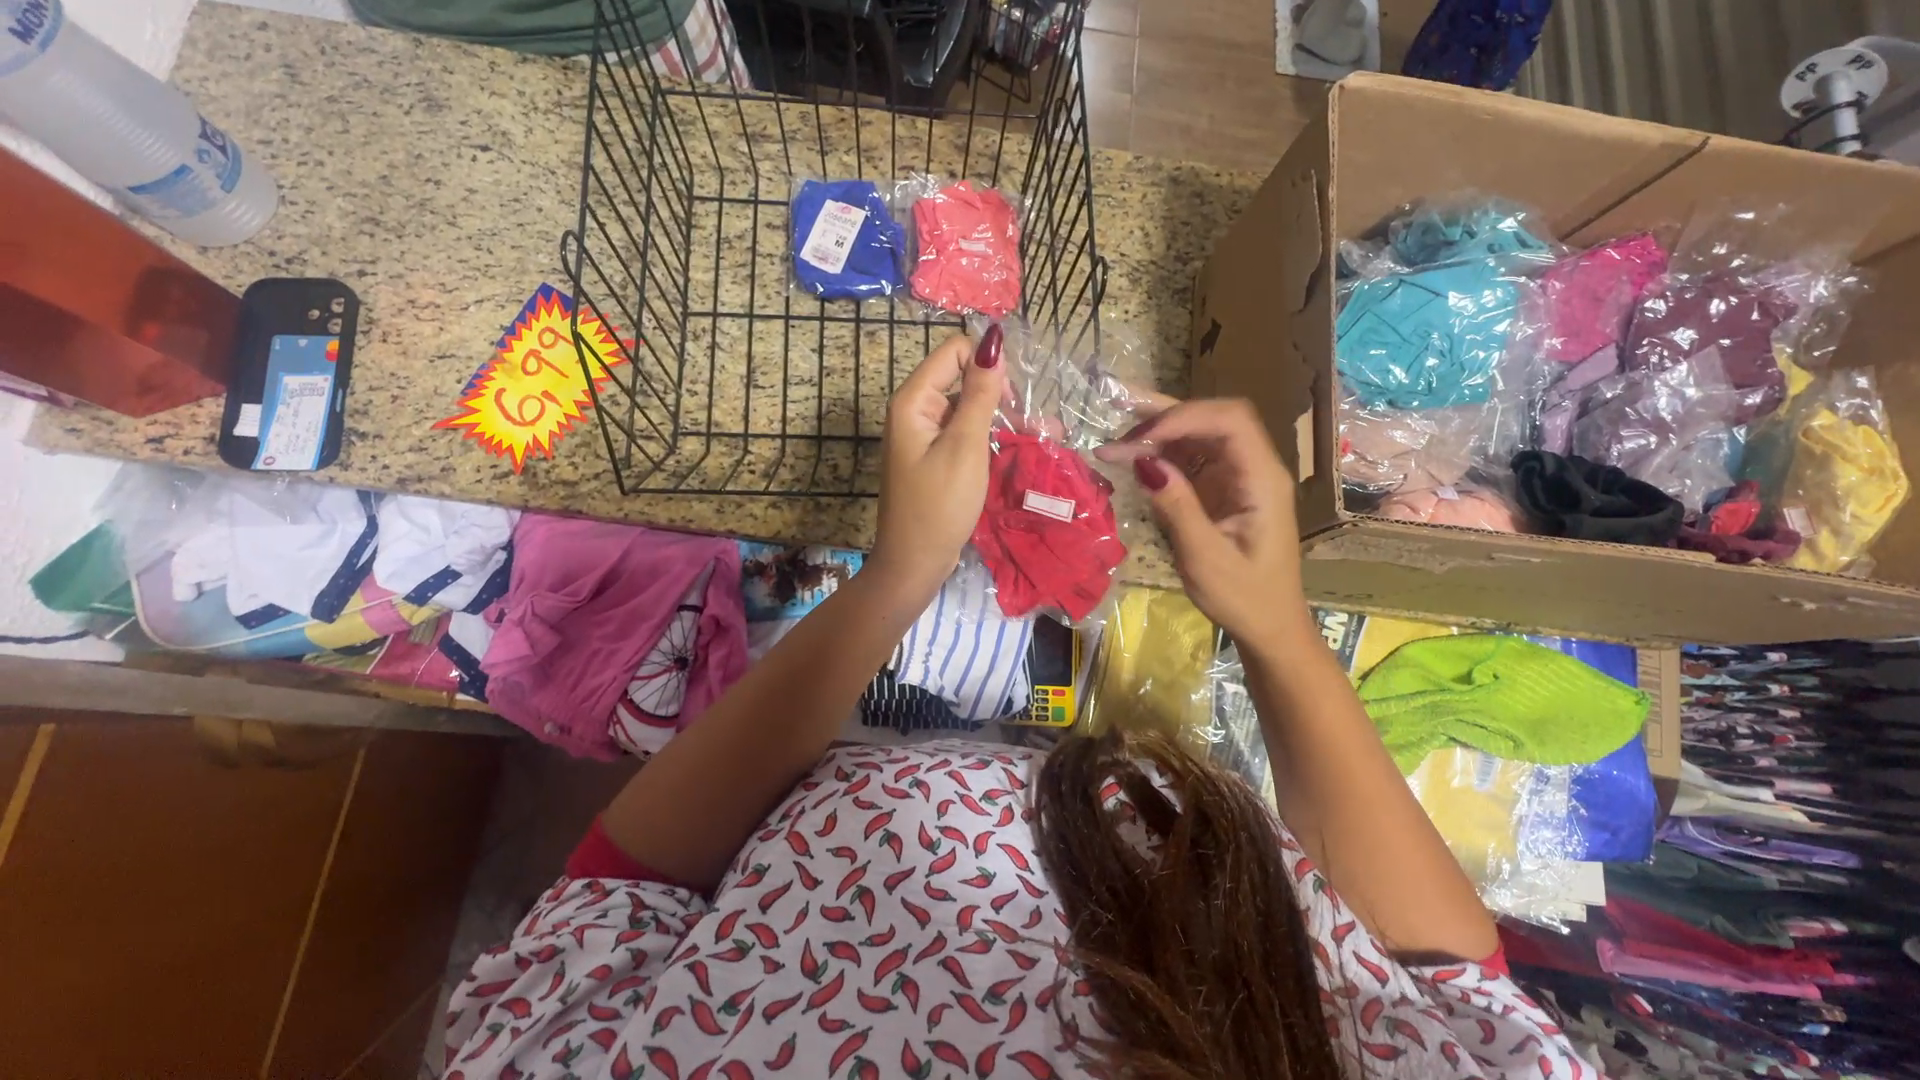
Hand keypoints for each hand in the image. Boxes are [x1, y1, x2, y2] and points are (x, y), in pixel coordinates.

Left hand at [871, 329, 1007, 594]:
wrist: (914, 562)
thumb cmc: (939, 506)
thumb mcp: (965, 447)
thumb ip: (980, 394)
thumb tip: (993, 341)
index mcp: (914, 401)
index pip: (954, 352)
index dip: (987, 364)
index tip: (1013, 399)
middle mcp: (914, 410)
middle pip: (961, 377)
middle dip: (998, 393)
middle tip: (1031, 425)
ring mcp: (923, 434)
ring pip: (966, 406)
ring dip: (998, 416)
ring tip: (1037, 437)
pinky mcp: (933, 456)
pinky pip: (963, 431)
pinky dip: (987, 436)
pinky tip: (1014, 450)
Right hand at [1095, 397, 1308, 648]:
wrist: (1269, 626)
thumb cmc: (1244, 598)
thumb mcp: (1205, 558)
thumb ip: (1177, 507)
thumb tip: (1143, 462)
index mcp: (1262, 479)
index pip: (1230, 422)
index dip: (1184, 416)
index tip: (1139, 437)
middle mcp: (1253, 467)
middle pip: (1213, 418)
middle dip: (1165, 415)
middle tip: (1115, 417)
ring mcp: (1238, 476)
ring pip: (1199, 434)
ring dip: (1158, 431)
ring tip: (1114, 435)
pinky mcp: (1221, 489)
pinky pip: (1191, 458)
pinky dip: (1160, 453)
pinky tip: (1130, 456)